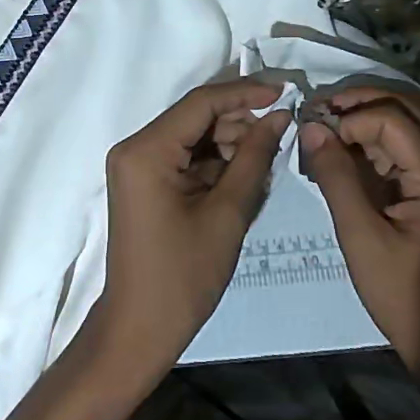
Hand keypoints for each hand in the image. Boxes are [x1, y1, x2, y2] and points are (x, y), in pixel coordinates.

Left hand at [97, 79, 290, 371]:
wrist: (140, 327)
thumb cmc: (184, 275)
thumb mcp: (227, 213)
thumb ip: (254, 157)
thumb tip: (280, 116)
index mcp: (146, 151)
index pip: (200, 103)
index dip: (244, 93)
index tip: (284, 92)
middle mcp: (135, 148)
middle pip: (195, 117)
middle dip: (239, 123)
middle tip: (280, 137)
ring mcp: (137, 164)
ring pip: (193, 136)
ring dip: (229, 143)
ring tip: (264, 164)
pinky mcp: (144, 181)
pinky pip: (185, 157)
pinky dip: (214, 163)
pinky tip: (243, 177)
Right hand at [299, 88, 419, 370]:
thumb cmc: (403, 293)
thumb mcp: (360, 235)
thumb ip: (336, 177)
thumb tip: (310, 128)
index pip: (392, 117)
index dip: (351, 117)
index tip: (316, 135)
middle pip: (407, 110)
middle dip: (361, 104)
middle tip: (319, 111)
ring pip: (409, 128)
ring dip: (368, 122)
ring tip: (327, 130)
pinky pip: (408, 154)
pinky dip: (376, 147)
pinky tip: (347, 159)